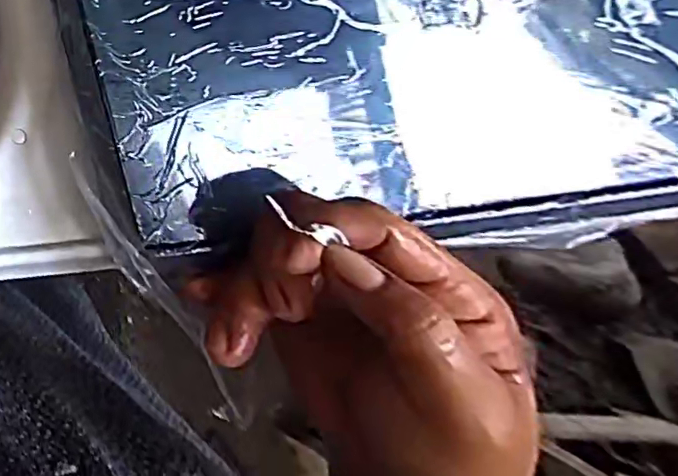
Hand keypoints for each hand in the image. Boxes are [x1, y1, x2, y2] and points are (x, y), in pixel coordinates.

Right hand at [185, 194, 536, 475]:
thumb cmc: (453, 459)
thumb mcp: (460, 399)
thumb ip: (413, 321)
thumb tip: (342, 256)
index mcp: (437, 285)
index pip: (373, 225)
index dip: (327, 225)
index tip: (297, 257)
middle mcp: (376, 274)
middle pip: (306, 226)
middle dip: (277, 259)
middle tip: (280, 308)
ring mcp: (330, 289)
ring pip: (265, 252)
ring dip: (241, 289)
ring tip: (238, 337)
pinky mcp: (290, 309)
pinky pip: (244, 281)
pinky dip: (222, 296)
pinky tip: (216, 320)